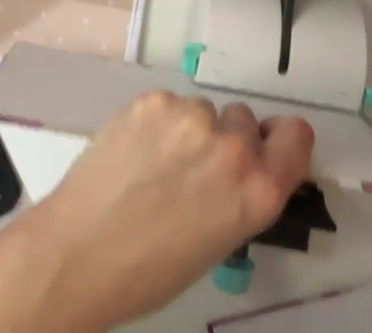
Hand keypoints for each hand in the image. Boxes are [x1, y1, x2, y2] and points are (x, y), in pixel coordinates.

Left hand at [21, 92, 313, 330]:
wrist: (75, 254)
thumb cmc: (149, 271)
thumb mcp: (218, 242)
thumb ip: (241, 195)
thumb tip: (240, 169)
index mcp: (258, 190)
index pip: (297, 135)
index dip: (279, 143)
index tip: (261, 153)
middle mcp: (232, 146)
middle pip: (244, 120)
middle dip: (226, 139)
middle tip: (193, 170)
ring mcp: (189, 118)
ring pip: (202, 110)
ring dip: (188, 130)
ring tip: (154, 163)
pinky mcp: (150, 101)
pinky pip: (167, 105)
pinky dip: (156, 123)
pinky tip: (133, 151)